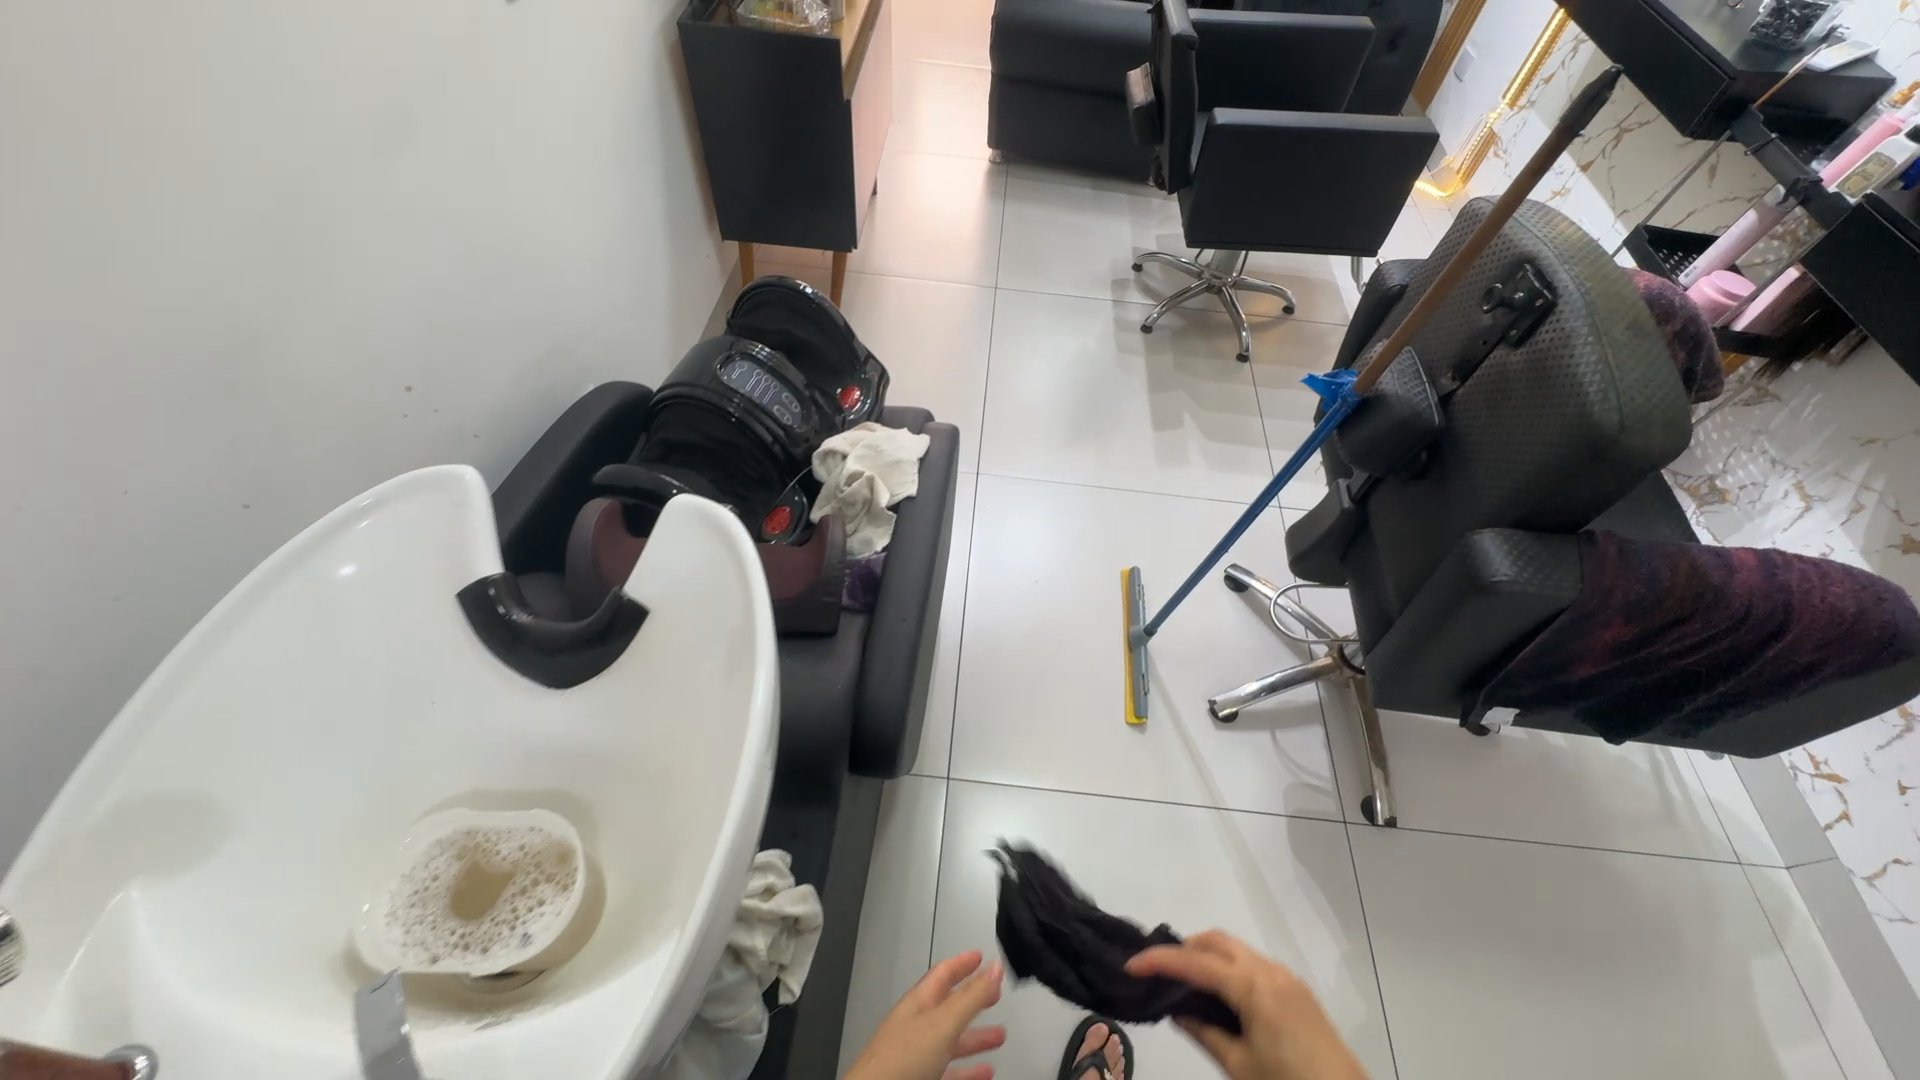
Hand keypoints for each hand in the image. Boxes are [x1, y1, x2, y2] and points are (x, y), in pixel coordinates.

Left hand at [843, 951, 1007, 1079]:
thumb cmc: (900, 1060)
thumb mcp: (943, 1023)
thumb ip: (970, 996)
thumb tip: (994, 967)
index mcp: (920, 1002)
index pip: (943, 973)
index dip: (963, 963)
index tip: (979, 956)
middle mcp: (918, 1025)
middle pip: (950, 1006)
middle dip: (974, 1000)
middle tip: (994, 994)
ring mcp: (917, 1053)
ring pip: (952, 1041)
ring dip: (976, 1037)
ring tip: (998, 1037)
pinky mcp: (920, 1078)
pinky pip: (950, 1070)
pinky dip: (968, 1070)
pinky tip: (982, 1073)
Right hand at [1125, 930, 1366, 1079]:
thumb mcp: (1239, 1066)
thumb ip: (1204, 1032)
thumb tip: (1177, 1010)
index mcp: (1251, 985)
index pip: (1194, 962)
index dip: (1158, 961)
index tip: (1130, 966)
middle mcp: (1268, 970)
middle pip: (1216, 940)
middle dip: (1184, 948)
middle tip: (1159, 972)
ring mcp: (1286, 977)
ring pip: (1236, 949)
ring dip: (1207, 956)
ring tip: (1185, 984)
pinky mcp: (1297, 991)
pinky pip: (1253, 964)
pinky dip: (1229, 968)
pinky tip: (1220, 995)